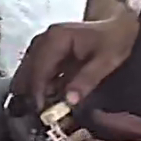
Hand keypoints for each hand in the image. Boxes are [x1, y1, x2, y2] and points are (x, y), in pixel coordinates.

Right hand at [12, 12, 139, 109]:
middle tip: (42, 114)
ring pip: (25, 75)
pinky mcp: (40, 54)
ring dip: (32, 93)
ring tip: (45, 109)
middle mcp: (41, 41)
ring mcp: (38, 46)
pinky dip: (37, 88)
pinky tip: (47, 99)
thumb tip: (69, 101)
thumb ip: (86, 80)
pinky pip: (31, 74)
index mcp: (55, 39)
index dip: (37, 93)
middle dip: (30, 95)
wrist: (115, 26)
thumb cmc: (112, 40)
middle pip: (26, 74)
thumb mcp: (106, 61)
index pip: (37, 71)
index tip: (41, 112)